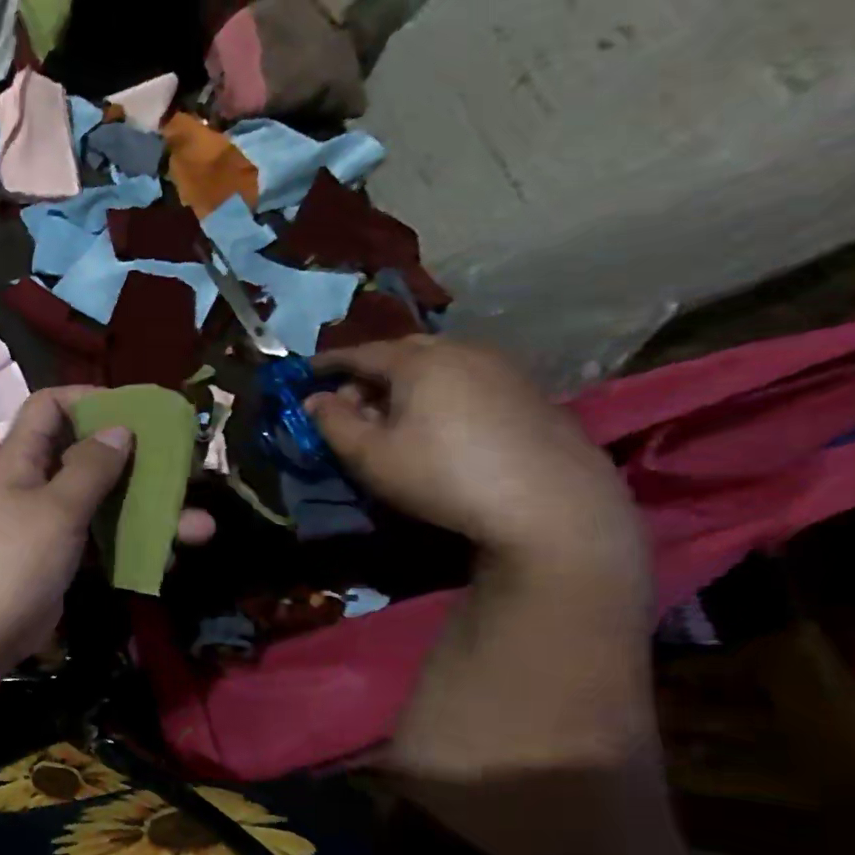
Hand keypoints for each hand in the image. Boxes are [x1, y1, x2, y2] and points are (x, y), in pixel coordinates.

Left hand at [0, 388, 213, 670]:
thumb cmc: (14, 563)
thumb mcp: (56, 509)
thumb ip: (90, 467)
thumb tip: (120, 429)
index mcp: (20, 458)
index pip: (49, 405)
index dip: (89, 399)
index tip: (138, 411)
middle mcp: (33, 483)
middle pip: (86, 452)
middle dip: (137, 459)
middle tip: (183, 468)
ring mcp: (46, 522)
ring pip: (102, 500)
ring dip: (147, 509)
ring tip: (199, 527)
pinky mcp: (58, 556)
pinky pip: (99, 537)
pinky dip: (131, 543)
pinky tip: (168, 558)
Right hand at [307, 337, 644, 579]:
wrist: (548, 503)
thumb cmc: (441, 475)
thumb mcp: (370, 456)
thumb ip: (334, 424)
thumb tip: (314, 400)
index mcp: (419, 361)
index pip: (361, 352)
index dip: (329, 362)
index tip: (305, 373)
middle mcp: (462, 351)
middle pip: (403, 351)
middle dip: (370, 371)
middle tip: (349, 401)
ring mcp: (502, 368)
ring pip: (439, 363)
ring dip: (407, 381)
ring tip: (392, 414)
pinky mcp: (528, 391)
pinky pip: (467, 378)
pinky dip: (440, 390)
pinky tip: (438, 422)